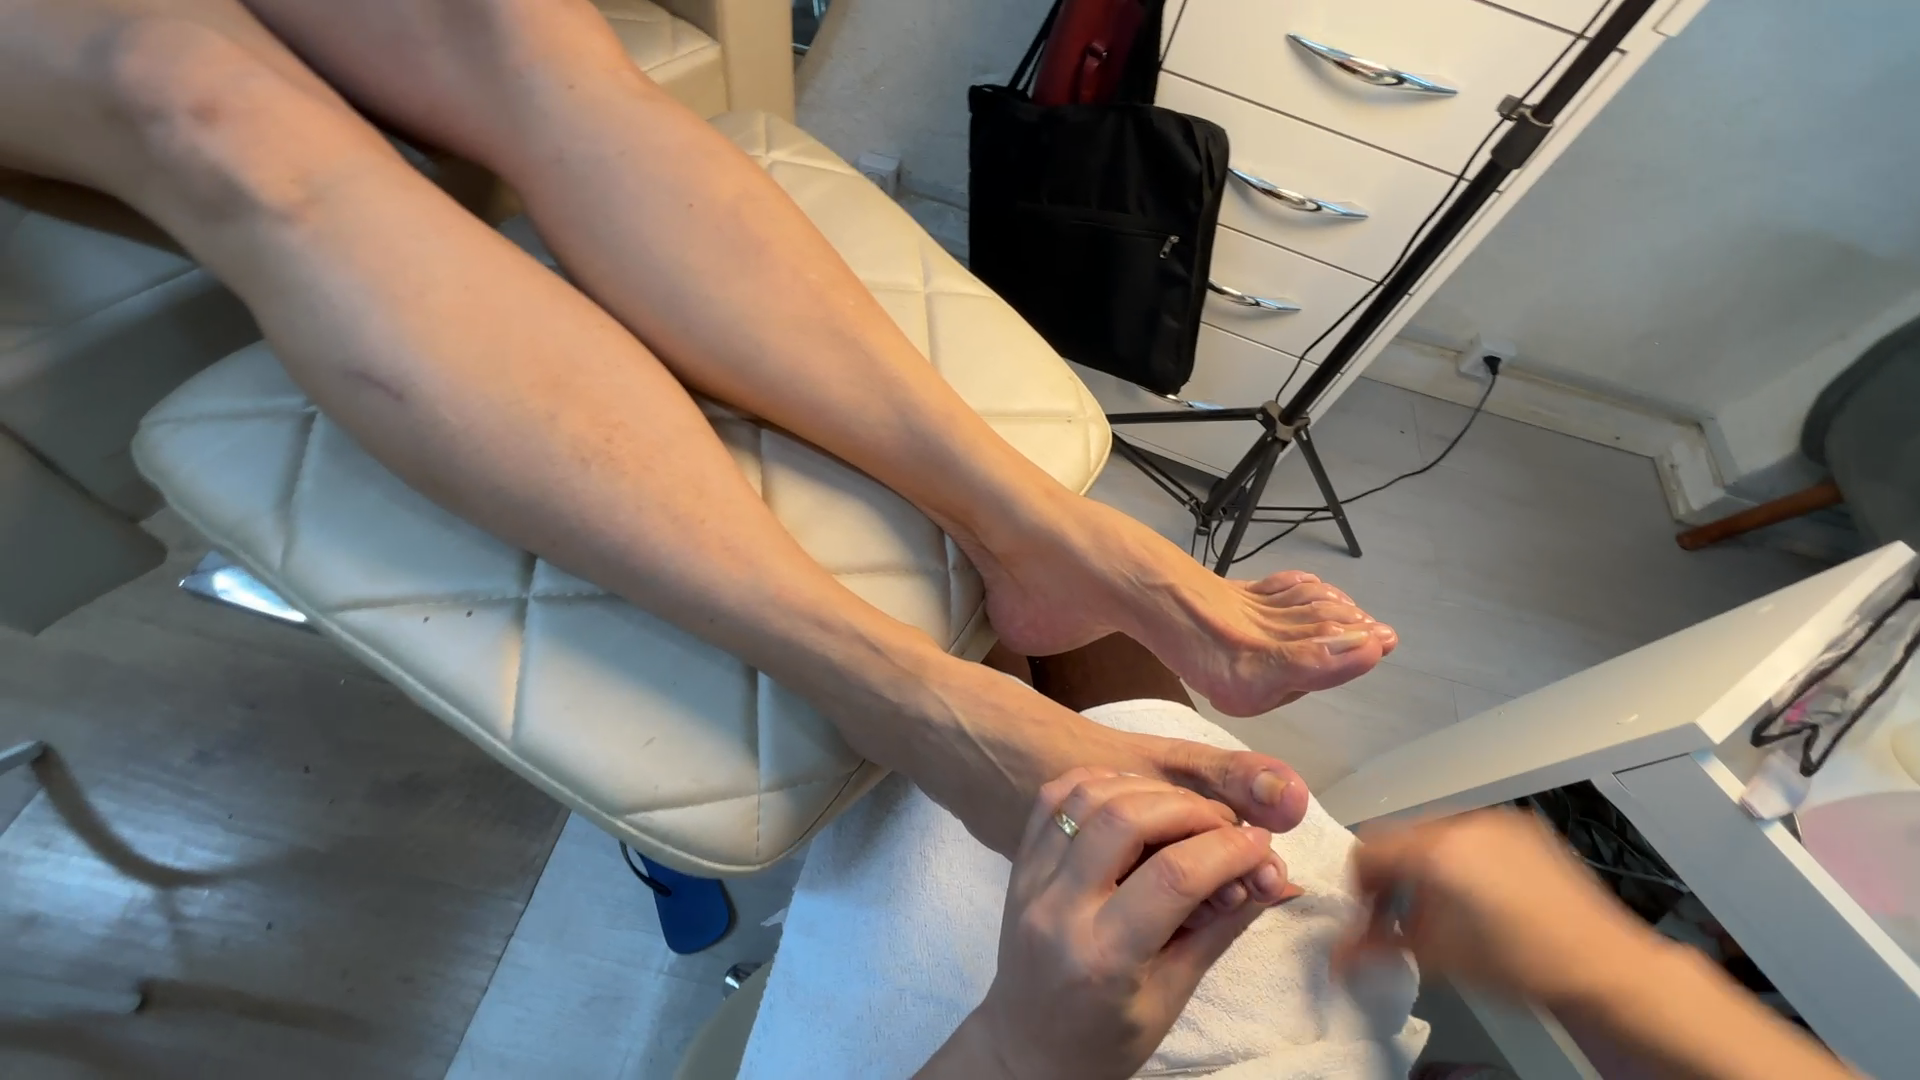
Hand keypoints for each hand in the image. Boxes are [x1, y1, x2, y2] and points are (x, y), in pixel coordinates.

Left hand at [944, 767, 1293, 1079]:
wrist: (1028, 1048)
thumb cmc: (1107, 1038)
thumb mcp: (1172, 996)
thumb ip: (1218, 927)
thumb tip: (1271, 876)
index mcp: (1103, 956)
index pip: (1173, 877)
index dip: (1227, 850)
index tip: (1261, 844)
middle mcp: (1059, 908)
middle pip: (1126, 820)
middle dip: (1188, 808)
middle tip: (1224, 822)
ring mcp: (1030, 879)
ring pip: (1086, 796)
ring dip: (1144, 788)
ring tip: (1182, 807)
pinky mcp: (1019, 862)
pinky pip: (1053, 797)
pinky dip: (1097, 782)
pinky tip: (1131, 793)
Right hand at [1336, 809, 1660, 1007]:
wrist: (1612, 971)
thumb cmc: (1529, 967)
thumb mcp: (1439, 959)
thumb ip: (1374, 949)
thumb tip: (1336, 957)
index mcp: (1433, 849)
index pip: (1365, 851)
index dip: (1359, 887)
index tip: (1368, 914)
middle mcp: (1459, 823)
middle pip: (1396, 839)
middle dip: (1392, 877)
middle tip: (1400, 915)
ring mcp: (1493, 821)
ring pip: (1431, 834)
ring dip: (1424, 866)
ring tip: (1443, 908)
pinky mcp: (1521, 828)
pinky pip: (1469, 833)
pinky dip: (1459, 857)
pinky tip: (1477, 895)